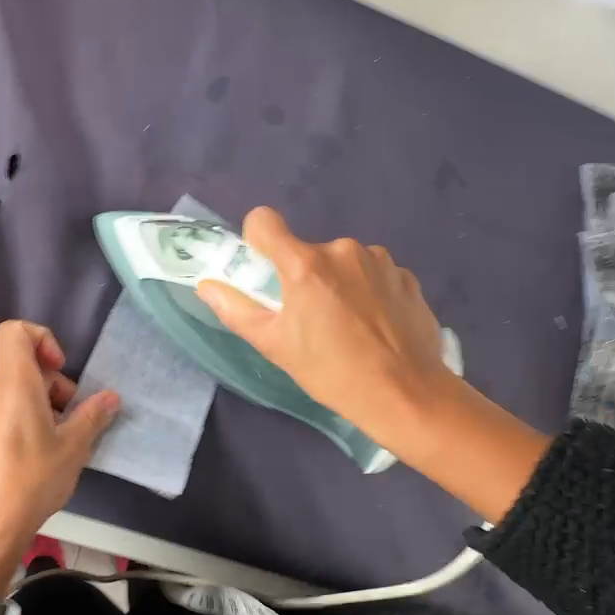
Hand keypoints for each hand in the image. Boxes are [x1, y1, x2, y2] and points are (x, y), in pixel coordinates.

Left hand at [0, 321, 119, 594]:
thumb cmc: (34, 478)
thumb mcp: (74, 447)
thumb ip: (93, 416)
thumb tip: (111, 398)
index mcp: (12, 384)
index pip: (14, 332)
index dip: (41, 338)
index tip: (61, 367)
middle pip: (21, 368)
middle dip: (52, 385)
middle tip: (72, 419)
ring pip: (13, 394)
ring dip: (40, 407)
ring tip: (59, 443)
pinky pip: (2, 415)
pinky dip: (23, 423)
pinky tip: (38, 457)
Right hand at [197, 207, 547, 521]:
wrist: (406, 394)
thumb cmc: (332, 372)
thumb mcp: (275, 346)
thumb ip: (237, 310)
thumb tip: (208, 286)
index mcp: (305, 263)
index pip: (263, 221)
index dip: (257, 241)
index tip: (265, 270)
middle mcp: (342, 249)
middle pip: (307, 251)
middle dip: (303, 276)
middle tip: (311, 320)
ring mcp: (379, 260)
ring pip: (342, 262)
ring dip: (338, 283)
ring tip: (348, 326)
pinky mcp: (406, 276)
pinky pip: (374, 274)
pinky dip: (368, 292)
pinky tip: (375, 327)